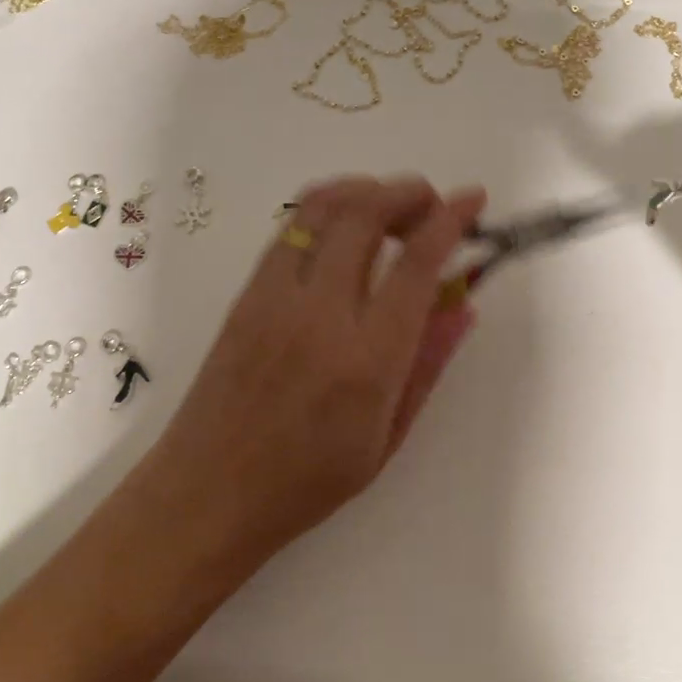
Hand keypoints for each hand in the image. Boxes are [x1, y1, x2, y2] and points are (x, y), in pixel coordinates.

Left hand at [151, 176, 486, 564]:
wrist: (207, 493)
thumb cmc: (307, 481)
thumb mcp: (386, 438)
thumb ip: (427, 363)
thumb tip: (463, 303)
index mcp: (368, 362)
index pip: (417, 264)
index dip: (452, 219)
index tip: (473, 200)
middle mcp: (321, 316)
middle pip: (367, 215)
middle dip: (410, 192)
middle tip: (432, 203)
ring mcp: (276, 298)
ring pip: (322, 207)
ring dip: (366, 188)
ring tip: (392, 202)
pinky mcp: (247, 294)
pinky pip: (290, 227)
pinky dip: (327, 205)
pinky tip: (345, 220)